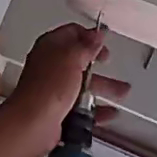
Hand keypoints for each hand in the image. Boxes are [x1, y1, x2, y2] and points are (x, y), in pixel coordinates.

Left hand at [3, 23, 129, 153]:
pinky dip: (98, 109)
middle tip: (109, 61)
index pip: (72, 33)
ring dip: (104, 86)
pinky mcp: (58, 110)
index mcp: (51, 46)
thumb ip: (87, 46)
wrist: (33, 124)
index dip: (88, 35)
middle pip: (78, 59)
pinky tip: (111, 113)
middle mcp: (51, 65)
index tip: (103, 41)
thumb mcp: (72, 58)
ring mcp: (54, 88)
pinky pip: (82, 107)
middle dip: (97, 62)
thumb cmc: (49, 87)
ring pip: (83, 84)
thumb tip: (97, 34)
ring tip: (123, 92)